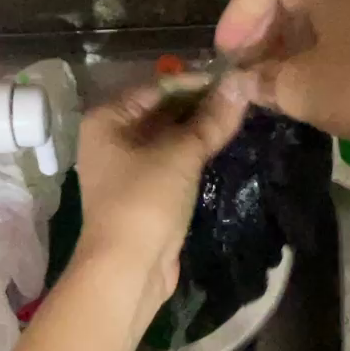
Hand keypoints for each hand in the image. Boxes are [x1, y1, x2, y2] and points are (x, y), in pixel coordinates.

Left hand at [71, 82, 246, 314]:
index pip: (156, 87)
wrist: (127, 270)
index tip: (235, 80)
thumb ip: (212, 120)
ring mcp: (125, 172)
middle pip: (160, 114)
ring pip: (167, 143)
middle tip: (243, 100)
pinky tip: (221, 152)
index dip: (195, 83)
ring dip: (198, 135)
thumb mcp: (181, 155)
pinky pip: (170, 168)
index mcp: (107, 120)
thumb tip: (242, 83)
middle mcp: (111, 142)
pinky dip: (192, 160)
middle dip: (199, 108)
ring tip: (239, 121)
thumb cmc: (145, 202)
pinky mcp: (142, 198)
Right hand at [215, 0, 349, 164]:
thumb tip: (244, 80)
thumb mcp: (304, 89)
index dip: (237, 21)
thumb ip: (264, 81)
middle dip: (270, 27)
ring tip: (288, 76)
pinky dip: (338, 34)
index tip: (225, 58)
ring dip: (304, 33)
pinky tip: (333, 71)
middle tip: (252, 70)